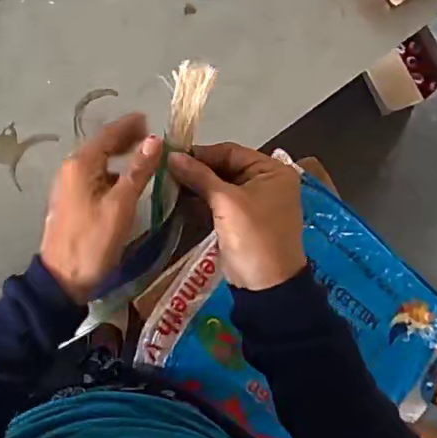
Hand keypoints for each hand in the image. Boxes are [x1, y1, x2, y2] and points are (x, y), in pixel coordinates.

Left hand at [38, 113, 162, 303]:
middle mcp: (70, 169)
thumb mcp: (120, 206)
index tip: (148, 118)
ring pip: (96, 161)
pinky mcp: (71, 200)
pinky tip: (124, 179)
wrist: (62, 276)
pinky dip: (110, 170)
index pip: (107, 136)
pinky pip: (93, 175)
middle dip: (123, 138)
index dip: (128, 126)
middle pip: (100, 146)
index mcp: (80, 165)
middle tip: (149, 133)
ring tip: (142, 152)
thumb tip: (154, 141)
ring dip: (118, 154)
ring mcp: (68, 185)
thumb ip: (137, 171)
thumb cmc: (93, 241)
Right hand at [167, 143, 304, 290]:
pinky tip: (175, 198)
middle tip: (165, 170)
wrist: (266, 286)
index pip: (229, 151)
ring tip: (166, 183)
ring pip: (215, 184)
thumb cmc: (254, 237)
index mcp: (271, 171)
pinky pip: (215, 201)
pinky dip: (197, 199)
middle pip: (222, 166)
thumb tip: (171, 155)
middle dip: (194, 170)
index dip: (200, 153)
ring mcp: (251, 201)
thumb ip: (198, 175)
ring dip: (193, 184)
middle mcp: (264, 181)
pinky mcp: (238, 218)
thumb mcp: (226, 202)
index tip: (170, 156)